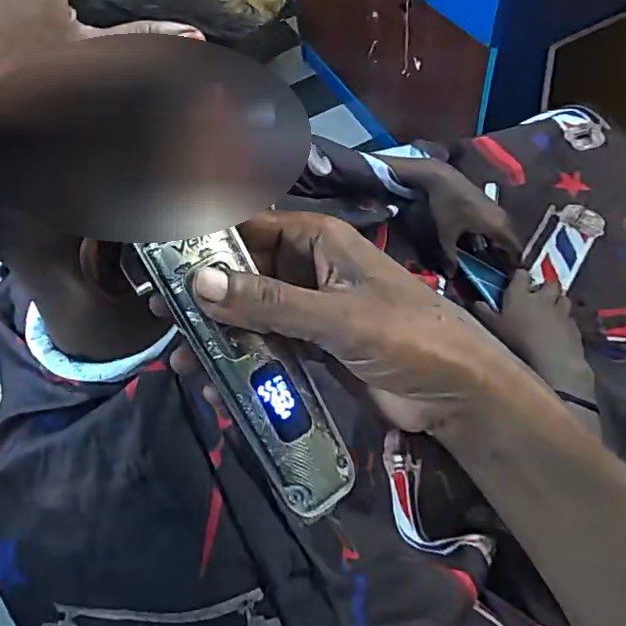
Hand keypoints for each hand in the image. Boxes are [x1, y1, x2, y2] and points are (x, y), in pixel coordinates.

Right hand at [187, 211, 532, 432]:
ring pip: (248, 313)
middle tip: (161, 312)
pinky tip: (216, 383)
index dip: (206, 237)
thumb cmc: (411, 337)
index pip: (249, 227)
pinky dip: (240, 361)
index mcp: (316, 241)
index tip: (163, 257)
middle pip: (241, 273)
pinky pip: (264, 346)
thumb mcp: (339, 317)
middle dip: (203, 293)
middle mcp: (306, 269)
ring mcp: (306, 310)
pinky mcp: (310, 348)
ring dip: (216, 333)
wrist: (464, 398)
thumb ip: (270, 302)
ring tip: (181, 358)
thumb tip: (200, 283)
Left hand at [379, 146, 521, 264]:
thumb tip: (450, 276)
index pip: (515, 250)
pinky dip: (491, 235)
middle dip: (504, 257)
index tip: (508, 278)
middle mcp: (503, 218)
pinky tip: (478, 242)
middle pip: (510, 242)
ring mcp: (497, 209)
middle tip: (496, 272)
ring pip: (502, 233)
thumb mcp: (446, 233)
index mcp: (499, 226)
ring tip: (487, 260)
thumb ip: (450, 255)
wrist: (441, 177)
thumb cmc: (446, 206)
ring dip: (497, 245)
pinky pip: (496, 224)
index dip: (513, 264)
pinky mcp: (488, 204)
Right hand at [469, 273, 594, 410]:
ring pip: (564, 297)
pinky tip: (560, 327)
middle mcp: (542, 298)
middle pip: (549, 283)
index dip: (520, 275)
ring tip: (551, 307)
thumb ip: (484, 313)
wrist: (553, 360)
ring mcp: (561, 311)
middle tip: (538, 292)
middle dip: (545, 285)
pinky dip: (565, 318)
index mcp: (520, 295)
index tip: (516, 278)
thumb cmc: (518, 340)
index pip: (521, 275)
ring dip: (558, 299)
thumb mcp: (494, 327)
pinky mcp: (574, 326)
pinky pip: (570, 317)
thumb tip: (476, 302)